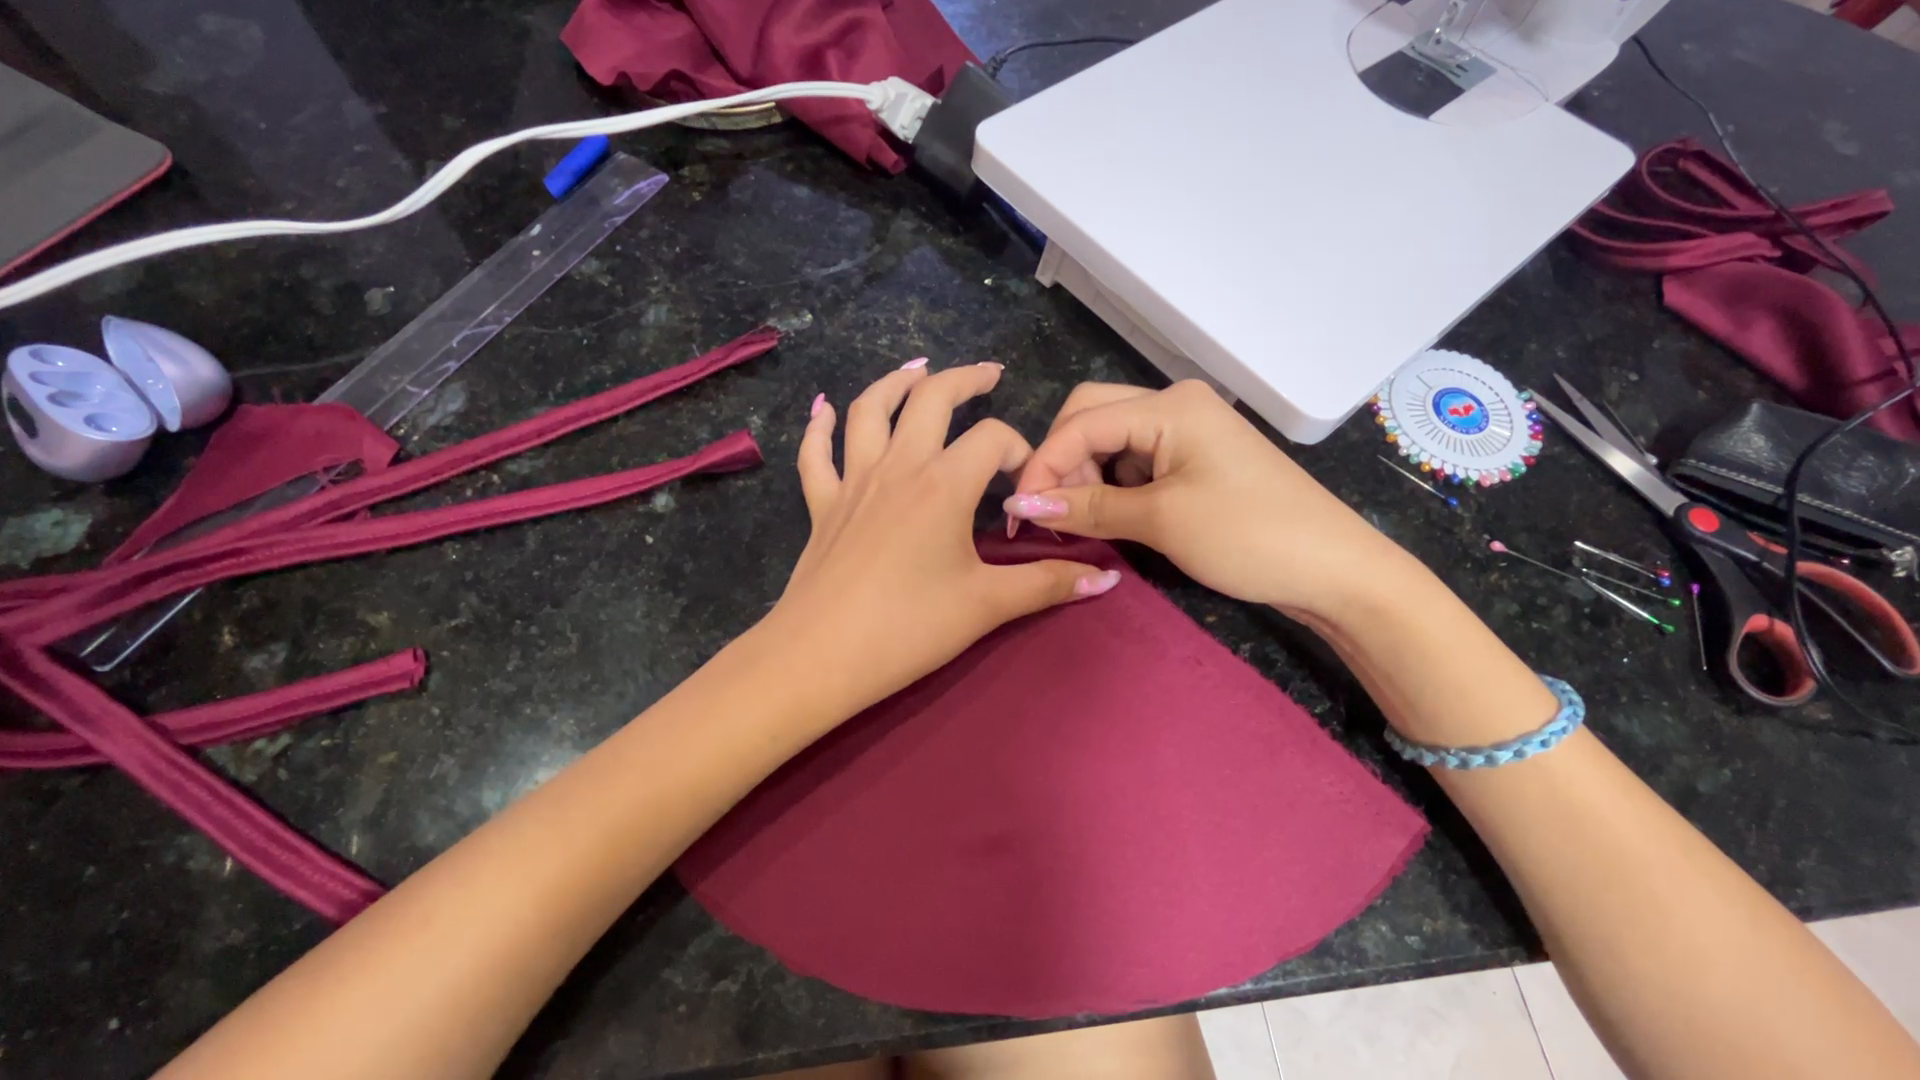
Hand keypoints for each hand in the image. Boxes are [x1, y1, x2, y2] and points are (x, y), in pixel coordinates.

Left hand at [764, 360, 1118, 719]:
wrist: (821, 656)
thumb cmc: (909, 628)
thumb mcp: (987, 606)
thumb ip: (1048, 584)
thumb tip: (1109, 578)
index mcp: (945, 484)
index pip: (994, 439)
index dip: (1021, 452)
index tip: (1028, 492)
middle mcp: (899, 467)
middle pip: (931, 398)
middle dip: (964, 379)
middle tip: (989, 374)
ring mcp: (854, 482)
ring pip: (869, 410)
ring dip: (895, 383)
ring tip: (918, 370)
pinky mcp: (822, 505)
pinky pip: (816, 454)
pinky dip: (818, 426)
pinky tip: (823, 409)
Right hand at [1005, 381, 1412, 620]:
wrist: (1335, 570)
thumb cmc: (1248, 536)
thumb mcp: (1161, 521)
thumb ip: (1087, 507)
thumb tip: (1021, 503)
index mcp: (1170, 405)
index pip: (1081, 421)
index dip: (1044, 464)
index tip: (1020, 513)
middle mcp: (1177, 404)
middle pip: (1093, 417)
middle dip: (1063, 462)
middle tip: (1054, 515)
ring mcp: (1191, 431)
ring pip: (1113, 440)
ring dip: (1087, 476)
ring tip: (1083, 521)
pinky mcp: (1199, 459)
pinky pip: (1139, 460)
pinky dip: (1115, 485)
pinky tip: (1113, 516)